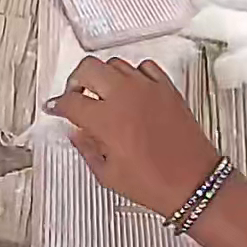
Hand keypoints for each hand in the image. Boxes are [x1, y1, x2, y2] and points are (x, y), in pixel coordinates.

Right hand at [45, 57, 219, 218]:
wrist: (193, 183)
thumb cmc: (155, 182)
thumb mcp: (107, 174)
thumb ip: (87, 148)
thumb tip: (76, 134)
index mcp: (106, 120)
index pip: (70, 101)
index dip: (57, 104)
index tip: (54, 107)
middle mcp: (125, 97)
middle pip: (88, 68)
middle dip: (75, 81)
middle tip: (74, 94)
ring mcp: (148, 89)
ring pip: (115, 63)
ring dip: (103, 76)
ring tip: (101, 92)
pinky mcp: (167, 89)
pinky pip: (144, 67)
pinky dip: (133, 74)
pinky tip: (130, 88)